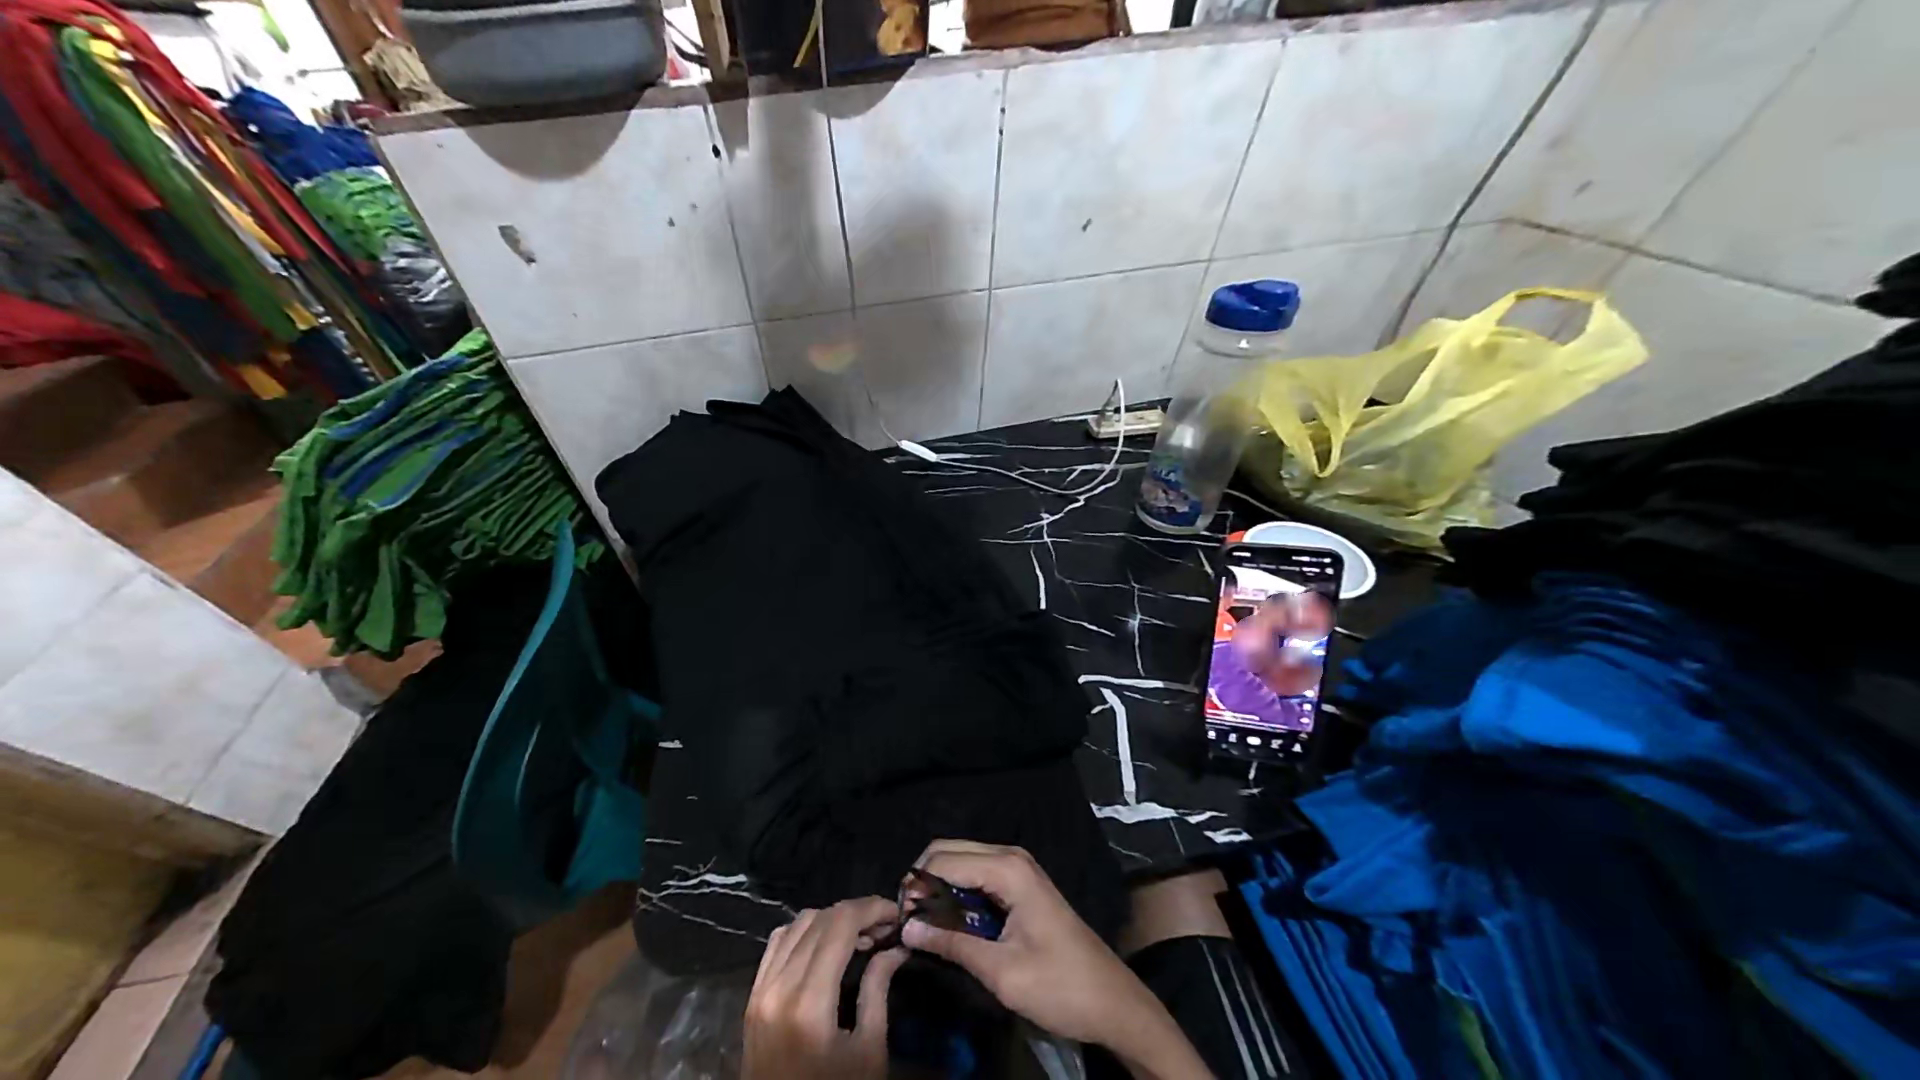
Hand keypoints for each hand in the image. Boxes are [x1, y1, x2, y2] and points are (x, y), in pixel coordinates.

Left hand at [743, 897, 907, 1079]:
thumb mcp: (869, 1052)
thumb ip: (879, 989)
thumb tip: (896, 947)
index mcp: (808, 1002)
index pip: (841, 925)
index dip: (872, 909)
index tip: (898, 914)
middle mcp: (778, 986)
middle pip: (820, 919)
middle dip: (857, 912)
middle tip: (885, 928)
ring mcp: (759, 991)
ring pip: (797, 924)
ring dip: (831, 920)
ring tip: (859, 937)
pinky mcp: (752, 998)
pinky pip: (777, 943)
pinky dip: (804, 933)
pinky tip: (825, 948)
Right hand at [901, 841, 1211, 1079]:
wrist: (1113, 1002)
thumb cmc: (1061, 987)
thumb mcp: (1002, 973)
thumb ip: (952, 945)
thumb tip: (905, 928)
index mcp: (1008, 869)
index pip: (943, 859)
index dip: (916, 887)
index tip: (900, 922)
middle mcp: (1010, 856)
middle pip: (948, 851)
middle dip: (923, 882)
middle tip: (909, 924)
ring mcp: (1017, 867)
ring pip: (960, 861)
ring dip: (938, 888)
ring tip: (925, 927)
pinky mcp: (1019, 883)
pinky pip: (976, 874)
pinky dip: (956, 892)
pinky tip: (950, 924)